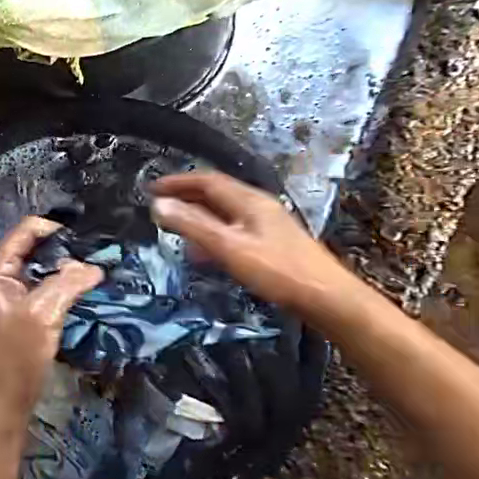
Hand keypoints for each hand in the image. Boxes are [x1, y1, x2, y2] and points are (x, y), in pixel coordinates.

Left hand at [0, 217, 103, 429]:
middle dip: (64, 249)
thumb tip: (95, 266)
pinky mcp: (22, 311)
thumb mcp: (43, 314)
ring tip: (95, 269)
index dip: (56, 229)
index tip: (87, 240)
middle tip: (96, 254)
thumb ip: (67, 283)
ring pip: (41, 268)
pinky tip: (83, 288)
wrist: (4, 401)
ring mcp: (10, 294)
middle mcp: (0, 277)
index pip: (26, 230)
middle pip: (34, 247)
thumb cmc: (17, 356)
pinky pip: (43, 286)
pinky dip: (62, 284)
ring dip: (65, 267)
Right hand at [149, 171, 363, 324]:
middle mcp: (258, 205)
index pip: (207, 181)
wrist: (326, 297)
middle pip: (217, 193)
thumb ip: (193, 226)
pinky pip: (234, 228)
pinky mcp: (272, 242)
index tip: (152, 188)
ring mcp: (267, 223)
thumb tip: (159, 205)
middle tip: (160, 205)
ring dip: (199, 214)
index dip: (178, 182)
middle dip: (186, 196)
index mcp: (248, 201)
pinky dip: (213, 232)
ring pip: (225, 211)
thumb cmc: (277, 271)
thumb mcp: (229, 248)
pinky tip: (207, 251)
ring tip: (176, 226)